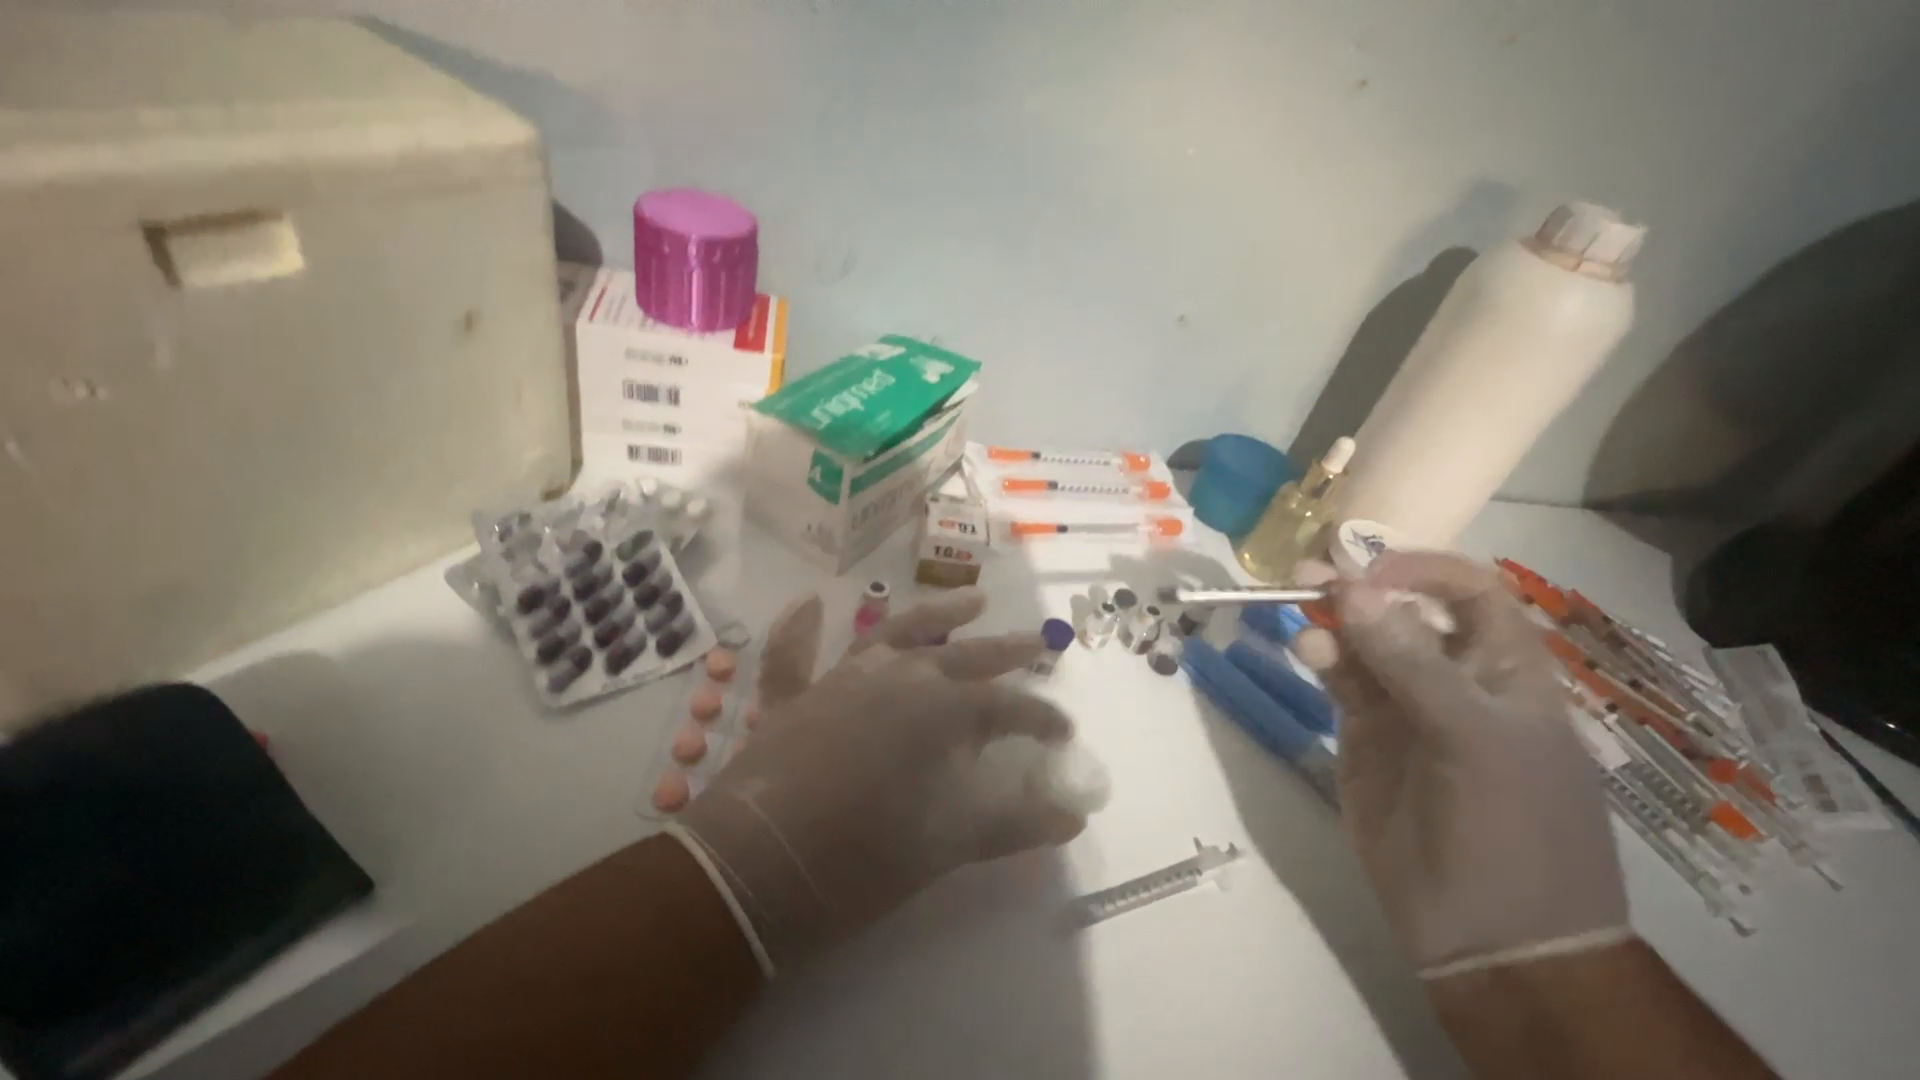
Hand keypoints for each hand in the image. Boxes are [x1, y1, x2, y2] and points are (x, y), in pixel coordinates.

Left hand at [665, 588, 1088, 974]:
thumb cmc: (861, 859)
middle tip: (1040, 643)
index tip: (1064, 733)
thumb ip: (1011, 825)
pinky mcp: (801, 693)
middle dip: (1008, 650)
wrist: (756, 867)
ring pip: (900, 631)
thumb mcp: (946, 846)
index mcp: (941, 710)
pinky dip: (803, 628)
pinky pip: (798, 650)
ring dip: (940, 614)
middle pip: (966, 655)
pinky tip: (809, 602)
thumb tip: (1072, 818)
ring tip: (973, 601)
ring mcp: (846, 678)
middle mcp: (899, 677)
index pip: (1008, 708)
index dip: (1041, 720)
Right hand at [1293, 552, 1630, 977]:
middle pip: (1404, 612)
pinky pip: (1342, 681)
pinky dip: (1323, 659)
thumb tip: (1352, 591)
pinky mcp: (1365, 736)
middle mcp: (1454, 678)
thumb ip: (1410, 662)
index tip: (1370, 569)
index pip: (1470, 594)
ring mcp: (1406, 707)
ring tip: (1299, 608)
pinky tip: (1307, 651)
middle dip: (1362, 588)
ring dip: (1334, 622)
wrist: (1491, 932)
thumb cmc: (1511, 825)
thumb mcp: (1473, 736)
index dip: (1423, 572)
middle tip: (1309, 573)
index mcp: (1507, 671)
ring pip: (1364, 644)